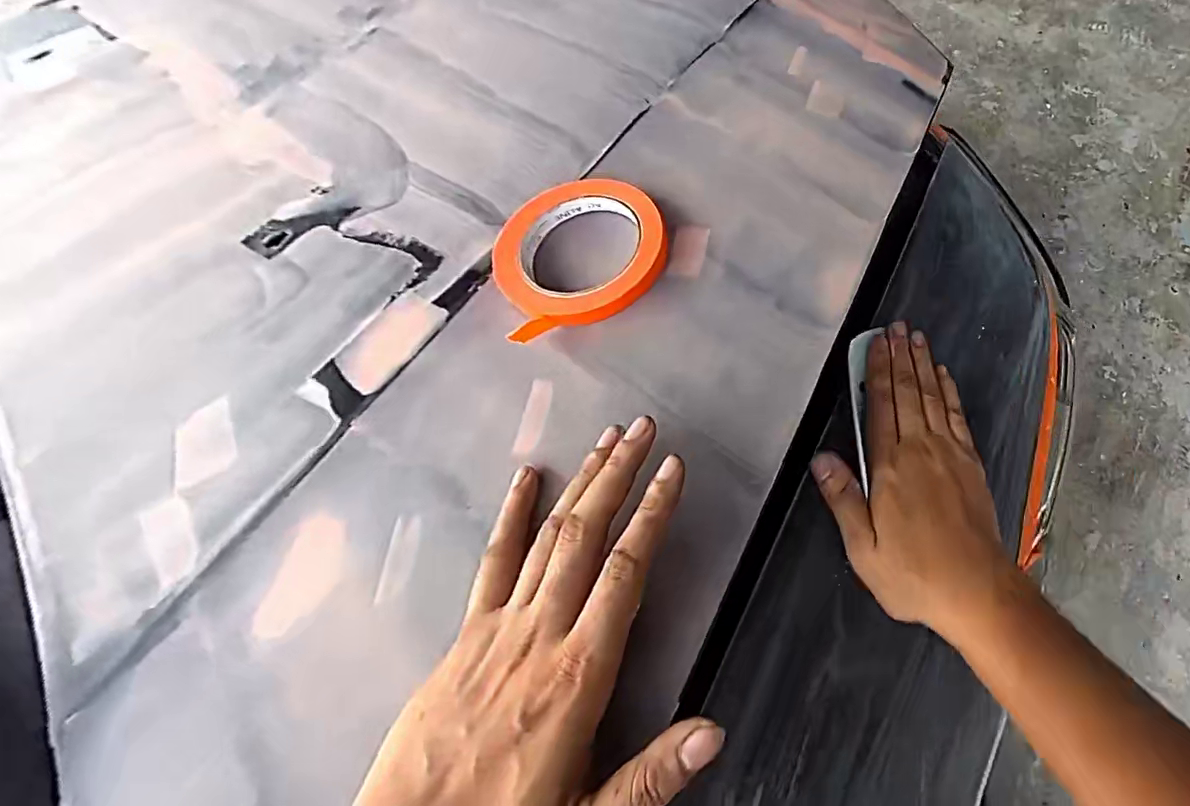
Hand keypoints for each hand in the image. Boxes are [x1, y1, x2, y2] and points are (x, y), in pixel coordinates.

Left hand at [354, 418, 723, 805]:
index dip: (653, 512)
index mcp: (580, 671)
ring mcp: (497, 632)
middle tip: (644, 430)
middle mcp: (540, 636)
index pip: (627, 569)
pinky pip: (492, 564)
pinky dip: (513, 516)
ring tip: (607, 440)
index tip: (672, 471)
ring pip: (549, 536)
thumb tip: (714, 731)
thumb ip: (653, 774)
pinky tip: (527, 479)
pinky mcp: (463, 640)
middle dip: (620, 474)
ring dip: (582, 482)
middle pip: (588, 534)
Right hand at [811, 321, 1021, 637]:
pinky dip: (949, 391)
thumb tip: (822, 458)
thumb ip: (844, 499)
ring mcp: (950, 452)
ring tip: (917, 338)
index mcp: (890, 468)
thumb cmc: (913, 573)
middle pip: (908, 393)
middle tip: (897, 327)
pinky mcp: (970, 461)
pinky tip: (943, 375)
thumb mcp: (865, 549)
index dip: (878, 372)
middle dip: (900, 357)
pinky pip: (957, 415)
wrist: (975, 586)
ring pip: (933, 397)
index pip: (881, 407)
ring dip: (924, 365)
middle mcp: (920, 449)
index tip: (876, 344)